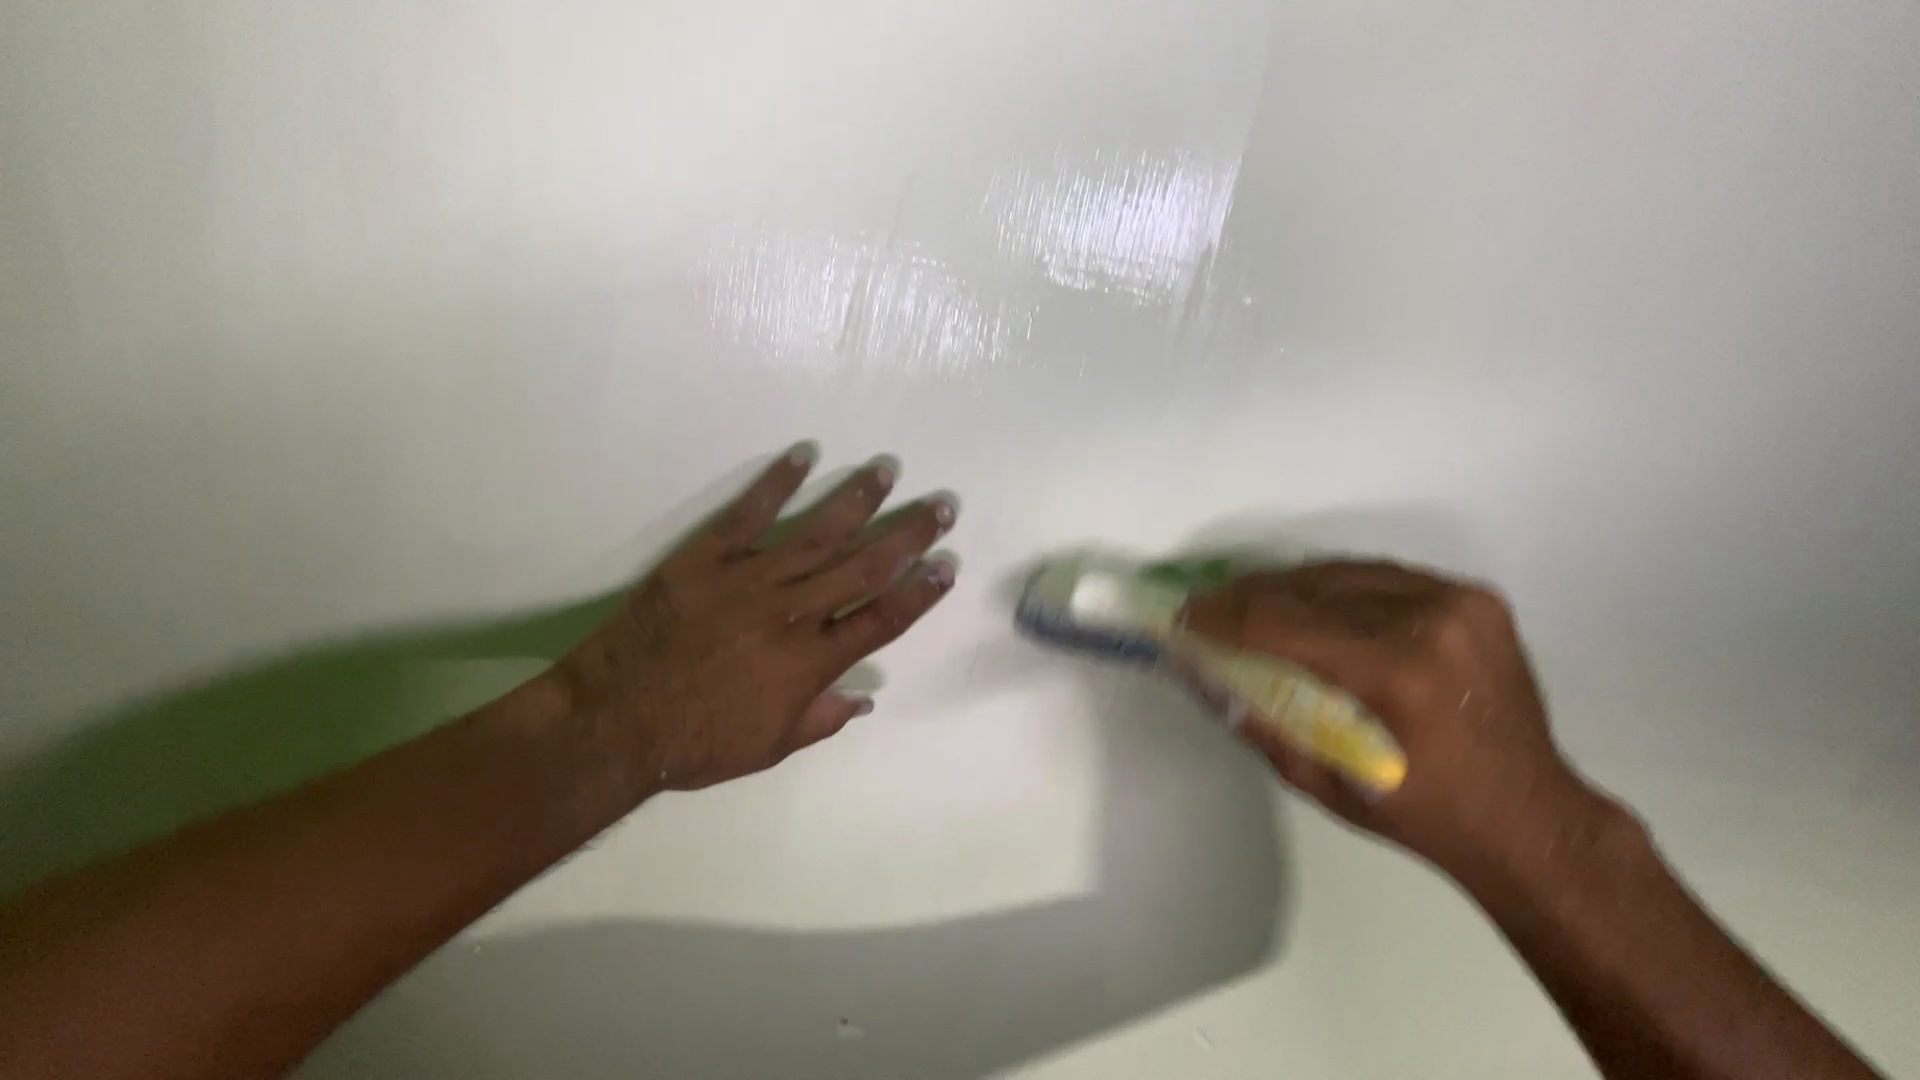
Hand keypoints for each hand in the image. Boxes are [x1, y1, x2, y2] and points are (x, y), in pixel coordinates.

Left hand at [553, 444, 956, 792]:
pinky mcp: (706, 559)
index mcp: (809, 664)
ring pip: (816, 535)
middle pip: (862, 569)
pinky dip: (777, 483)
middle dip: (907, 536)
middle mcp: (791, 615)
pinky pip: (748, 514)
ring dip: (857, 500)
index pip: (880, 620)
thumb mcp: (768, 749)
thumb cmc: (695, 743)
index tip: (945, 566)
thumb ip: (820, 720)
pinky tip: (805, 455)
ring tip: (886, 471)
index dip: (919, 593)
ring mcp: (749, 581)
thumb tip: (865, 699)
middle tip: (940, 507)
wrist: (614, 722)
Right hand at [1183, 560, 1606, 876]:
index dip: (1223, 618)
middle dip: (1247, 596)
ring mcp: (1457, 602)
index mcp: (1395, 674)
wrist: (1528, 815)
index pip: (1282, 624)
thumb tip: (1197, 671)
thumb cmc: (1419, 813)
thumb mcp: (1321, 782)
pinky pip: (1377, 575)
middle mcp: (1429, 621)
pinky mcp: (1472, 597)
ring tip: (1247, 601)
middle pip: (1307, 588)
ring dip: (1285, 586)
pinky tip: (1305, 600)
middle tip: (1207, 607)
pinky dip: (1332, 584)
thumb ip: (1255, 719)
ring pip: (1340, 572)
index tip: (1184, 617)